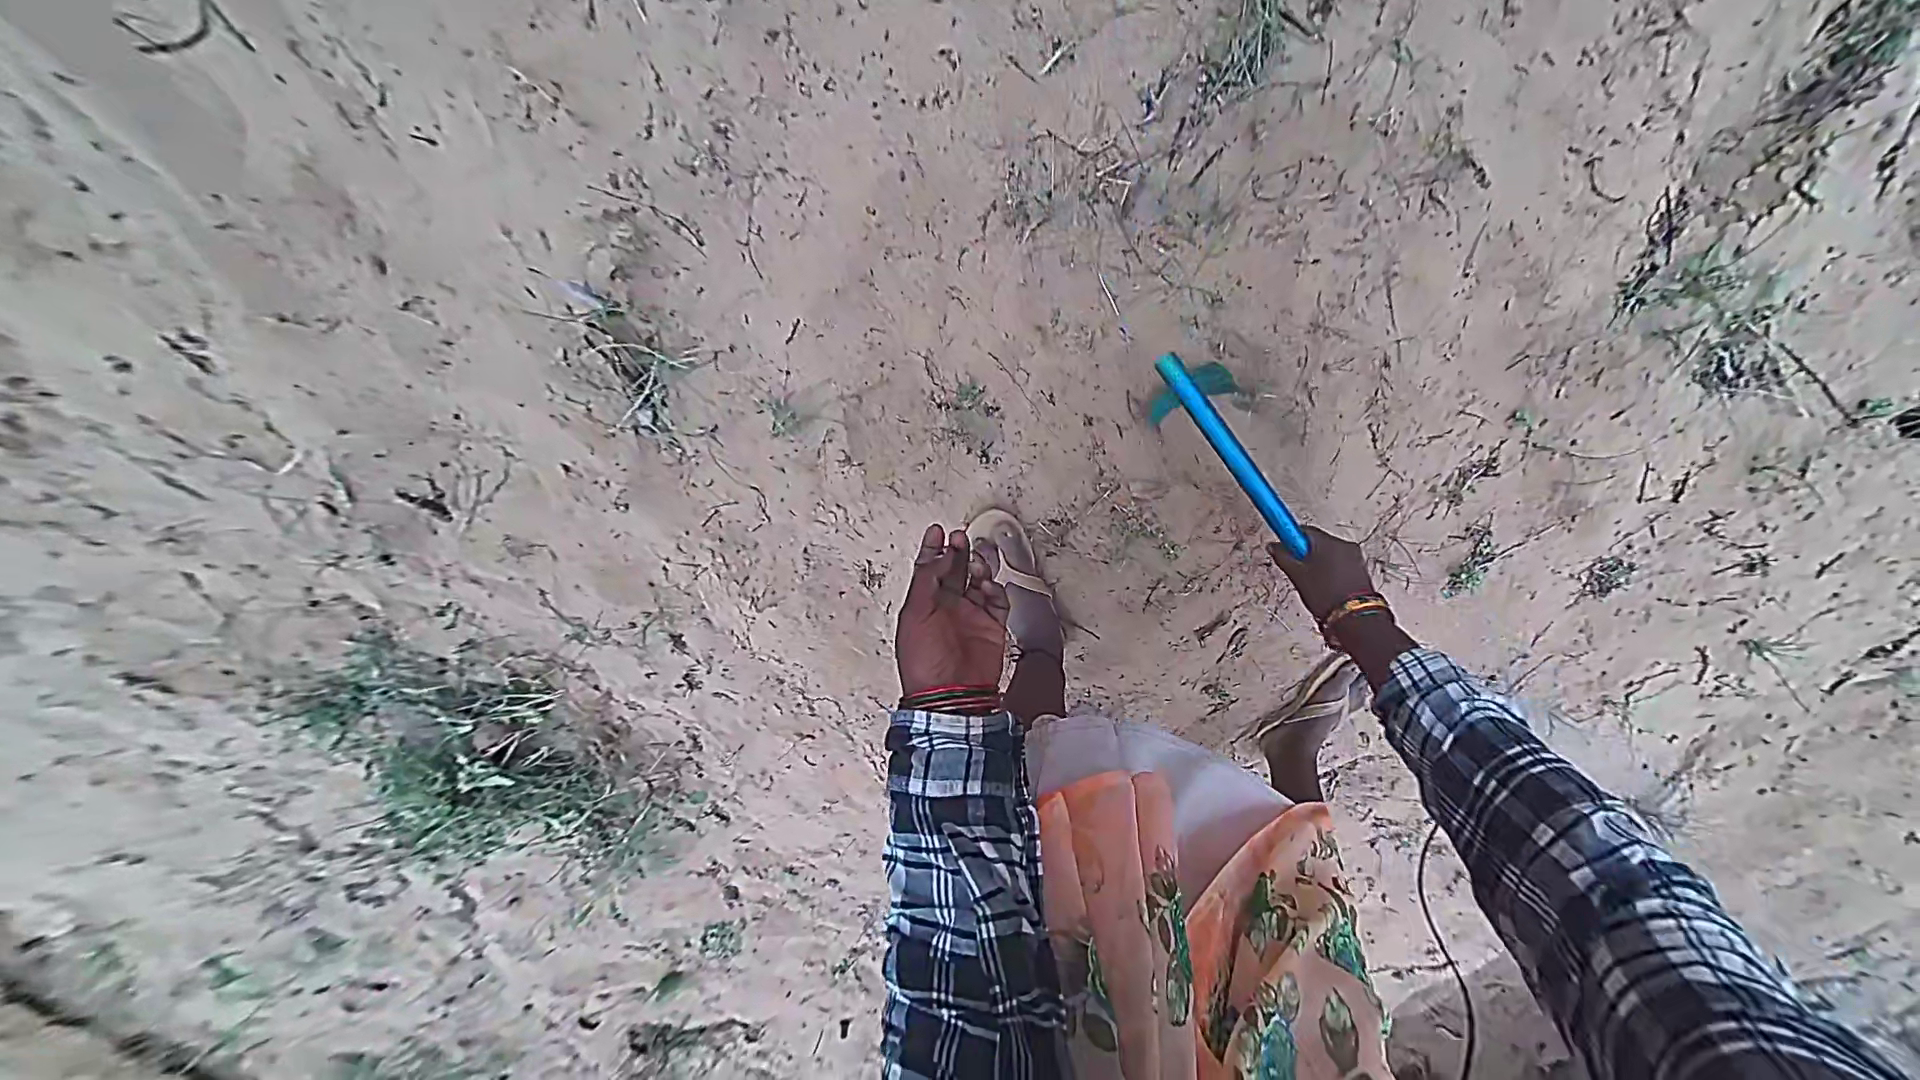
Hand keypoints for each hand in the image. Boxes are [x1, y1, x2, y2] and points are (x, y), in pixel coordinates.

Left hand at [896, 524, 1010, 696]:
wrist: (951, 694)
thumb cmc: (924, 662)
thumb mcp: (914, 615)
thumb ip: (927, 581)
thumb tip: (938, 555)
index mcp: (925, 605)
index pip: (929, 569)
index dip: (933, 549)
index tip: (937, 531)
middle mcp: (948, 609)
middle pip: (955, 571)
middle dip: (958, 552)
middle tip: (960, 538)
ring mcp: (971, 618)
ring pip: (978, 582)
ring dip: (978, 568)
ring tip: (976, 563)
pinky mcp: (992, 628)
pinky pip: (998, 601)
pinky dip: (995, 590)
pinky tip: (989, 586)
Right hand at [1267, 525, 1379, 621]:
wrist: (1353, 617)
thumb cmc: (1327, 595)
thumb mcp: (1296, 574)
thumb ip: (1283, 556)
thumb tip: (1274, 546)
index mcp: (1328, 542)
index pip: (1302, 529)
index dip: (1289, 537)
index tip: (1281, 538)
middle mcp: (1344, 545)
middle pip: (1315, 541)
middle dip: (1302, 552)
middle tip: (1294, 568)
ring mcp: (1354, 557)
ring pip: (1327, 553)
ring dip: (1316, 562)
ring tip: (1309, 581)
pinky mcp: (1359, 569)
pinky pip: (1337, 562)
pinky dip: (1328, 569)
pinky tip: (1322, 584)